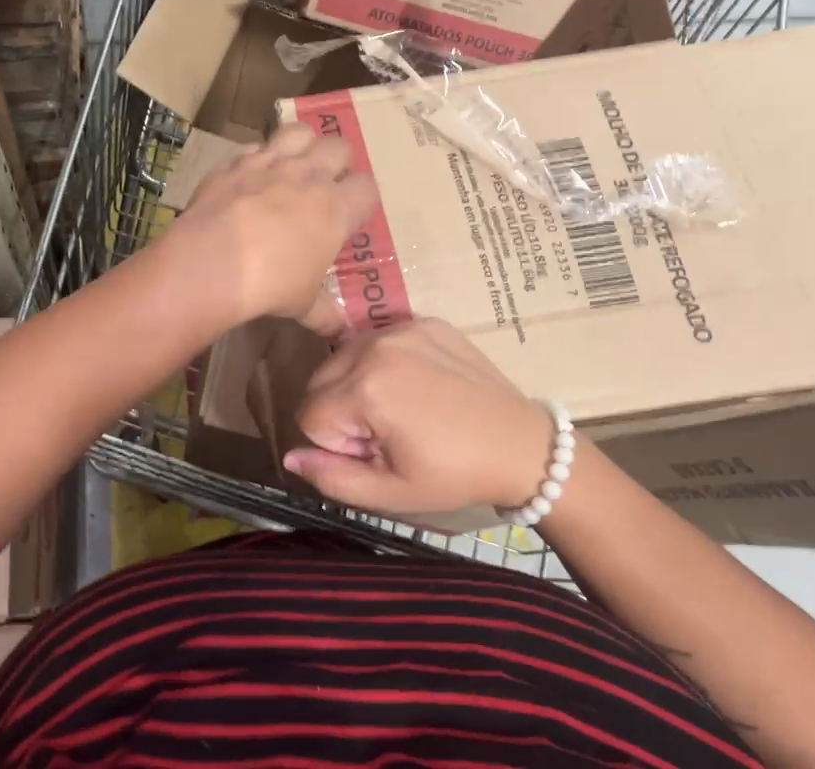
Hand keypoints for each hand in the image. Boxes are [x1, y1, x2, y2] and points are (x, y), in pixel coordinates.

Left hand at [164, 123, 376, 335]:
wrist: (212, 263)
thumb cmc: (270, 284)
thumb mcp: (302, 304)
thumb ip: (324, 312)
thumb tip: (338, 327)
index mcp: (336, 208)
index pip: (367, 187)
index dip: (361, 198)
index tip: (351, 213)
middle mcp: (308, 176)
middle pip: (339, 147)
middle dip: (337, 162)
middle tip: (325, 184)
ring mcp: (269, 164)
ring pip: (298, 132)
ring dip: (301, 143)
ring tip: (294, 163)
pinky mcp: (234, 164)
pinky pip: (253, 147)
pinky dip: (256, 157)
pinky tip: (250, 176)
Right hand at [281, 319, 553, 514]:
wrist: (523, 447)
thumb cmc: (455, 475)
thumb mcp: (391, 493)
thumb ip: (332, 478)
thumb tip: (290, 457)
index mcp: (366, 391)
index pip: (308, 415)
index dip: (337, 444)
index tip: (376, 452)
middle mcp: (374, 348)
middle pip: (318, 381)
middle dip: (340, 411)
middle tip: (388, 434)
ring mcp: (400, 329)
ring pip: (342, 358)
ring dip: (357, 385)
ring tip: (401, 409)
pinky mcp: (422, 321)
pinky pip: (375, 340)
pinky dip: (383, 363)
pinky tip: (417, 385)